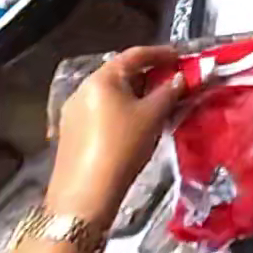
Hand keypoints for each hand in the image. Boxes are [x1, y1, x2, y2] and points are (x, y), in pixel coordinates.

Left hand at [47, 46, 184, 224]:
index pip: (135, 54)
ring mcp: (74, 110)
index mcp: (102, 78)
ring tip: (157, 104)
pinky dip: (121, 109)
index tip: (180, 57)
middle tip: (172, 81)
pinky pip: (101, 110)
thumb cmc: (122, 148)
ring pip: (111, 93)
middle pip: (121, 72)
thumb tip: (181, 77)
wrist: (84, 198)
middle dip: (149, 75)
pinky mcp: (70, 132)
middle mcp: (84, 87)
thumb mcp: (152, 117)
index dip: (161, 53)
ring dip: (135, 94)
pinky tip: (134, 124)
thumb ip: (170, 91)